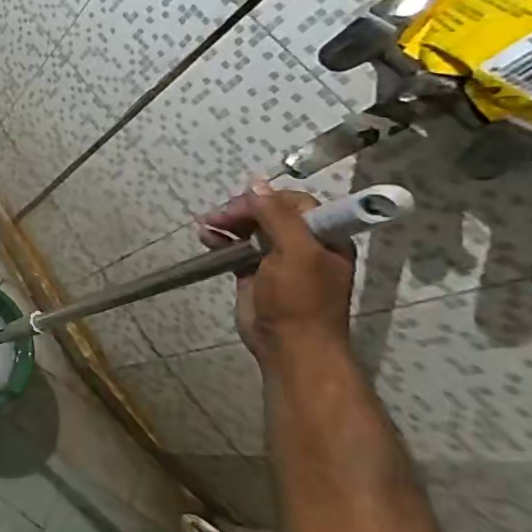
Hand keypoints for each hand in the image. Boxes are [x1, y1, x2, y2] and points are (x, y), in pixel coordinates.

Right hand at [198, 181, 354, 364]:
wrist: (290, 347)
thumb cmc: (301, 299)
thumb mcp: (296, 252)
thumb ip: (277, 216)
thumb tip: (256, 184)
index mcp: (325, 238)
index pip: (295, 203)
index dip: (268, 199)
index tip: (244, 203)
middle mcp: (303, 245)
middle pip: (269, 214)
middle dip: (243, 211)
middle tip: (219, 215)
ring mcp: (277, 260)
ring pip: (250, 229)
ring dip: (227, 223)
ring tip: (207, 224)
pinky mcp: (254, 274)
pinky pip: (236, 248)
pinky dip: (221, 240)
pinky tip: (206, 237)